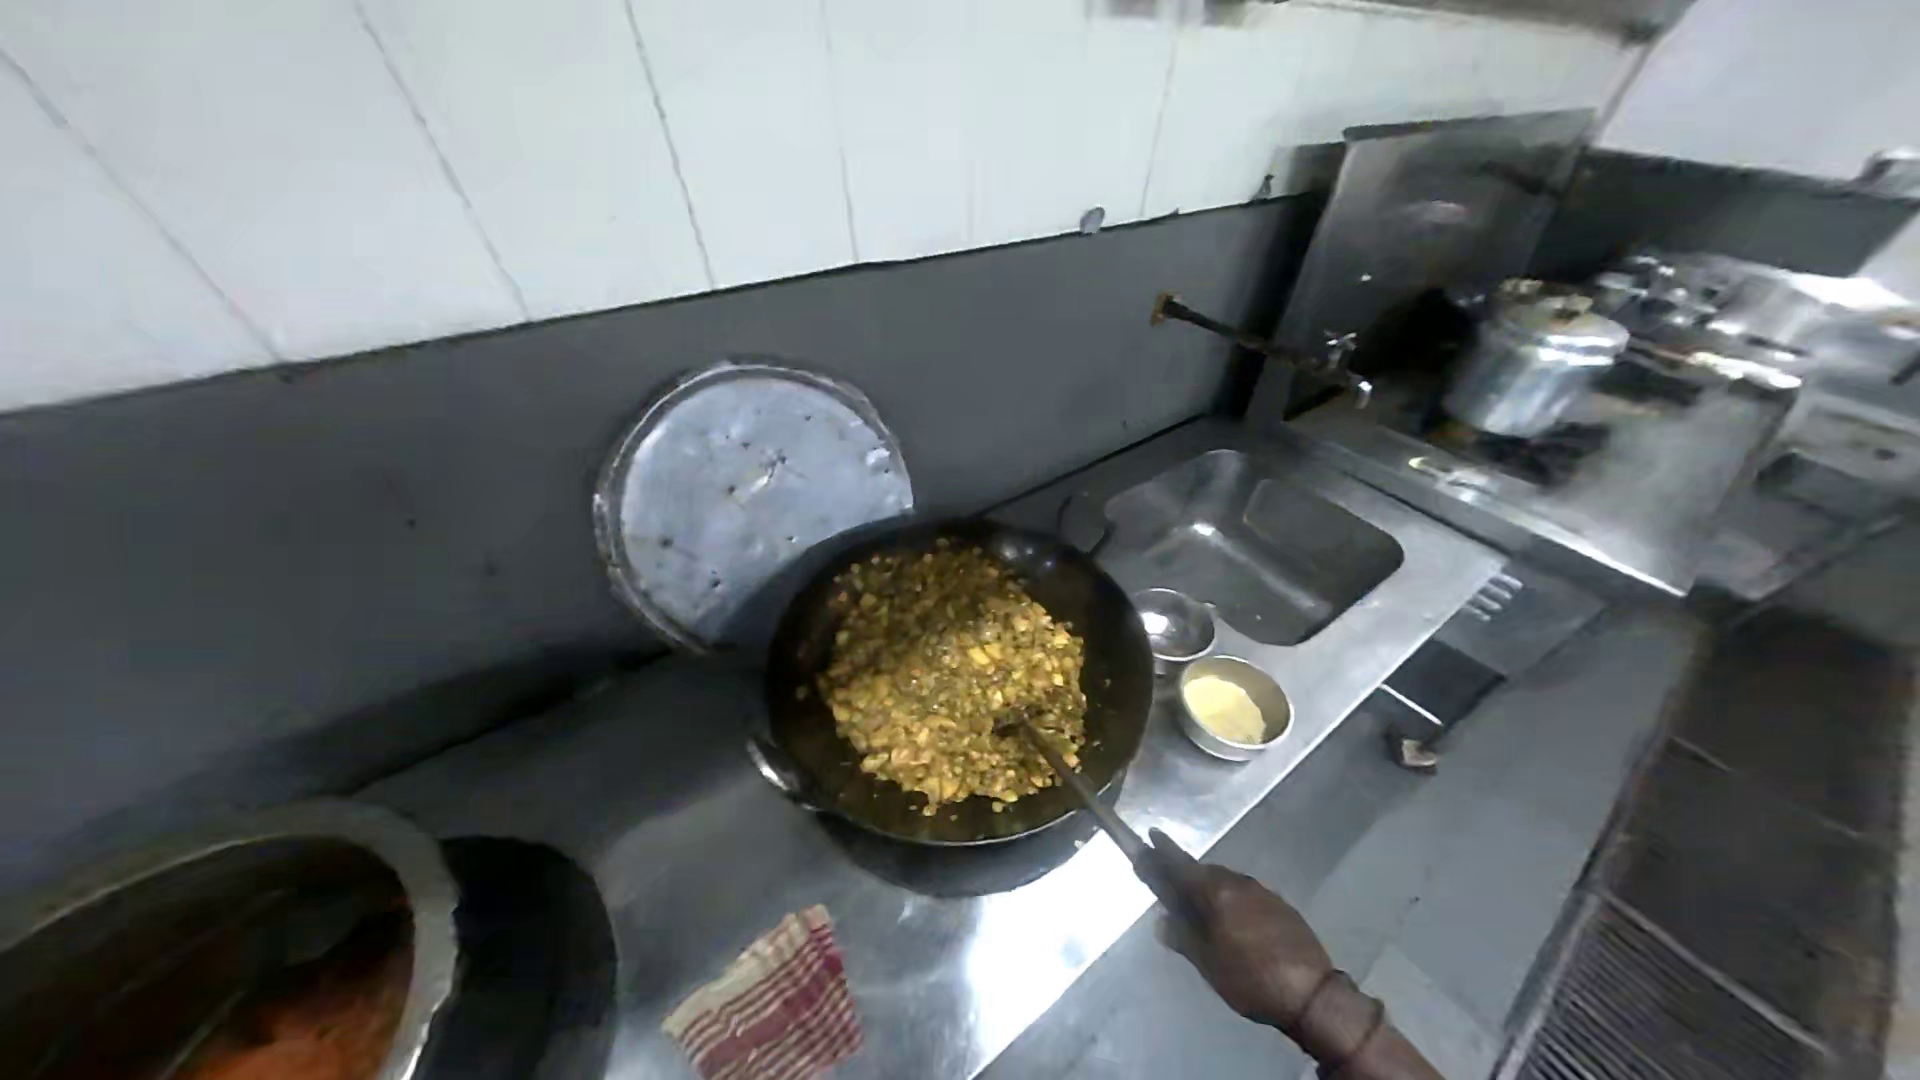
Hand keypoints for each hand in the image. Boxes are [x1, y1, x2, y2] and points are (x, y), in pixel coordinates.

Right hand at [1144, 829, 1332, 1029]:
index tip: (1150, 834)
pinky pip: (1244, 893)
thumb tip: (1161, 921)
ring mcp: (1260, 891)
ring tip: (1200, 906)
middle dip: (1184, 872)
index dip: (1160, 852)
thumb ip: (1181, 937)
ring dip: (1208, 887)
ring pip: (1224, 881)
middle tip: (1171, 884)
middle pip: (1201, 870)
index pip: (1178, 864)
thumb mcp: (1206, 963)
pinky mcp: (1279, 904)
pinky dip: (1230, 898)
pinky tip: (1233, 919)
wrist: (1313, 995)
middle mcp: (1235, 882)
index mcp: (1213, 891)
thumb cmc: (1251, 977)